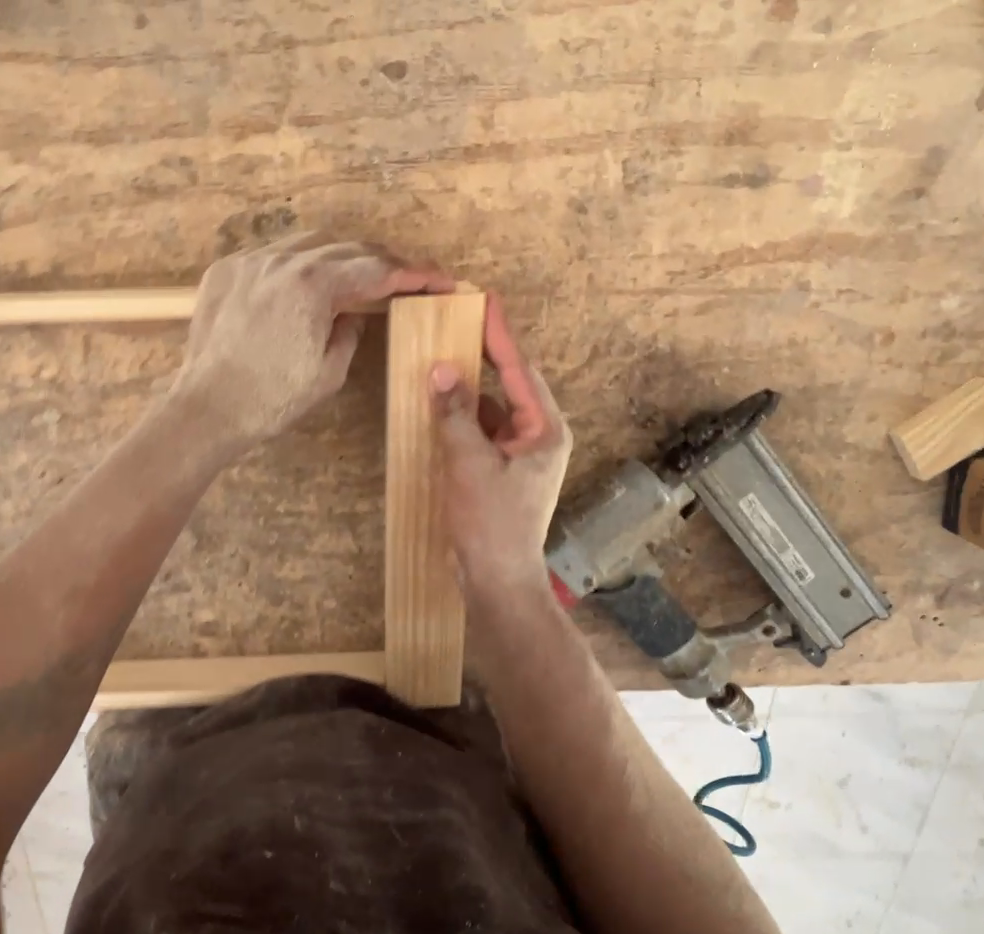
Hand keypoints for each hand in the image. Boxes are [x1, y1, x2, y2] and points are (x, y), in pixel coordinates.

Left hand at [170, 232, 454, 452]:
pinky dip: (297, 264)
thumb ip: (349, 334)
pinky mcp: (226, 271)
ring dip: (339, 256)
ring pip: (307, 243)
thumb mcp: (328, 374)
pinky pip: (272, 256)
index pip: (377, 269)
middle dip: (380, 261)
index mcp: (314, 286)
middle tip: (403, 277)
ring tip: (357, 275)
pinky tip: (305, 283)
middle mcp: (283, 261)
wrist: (207, 409)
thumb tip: (353, 315)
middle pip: (345, 248)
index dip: (414, 274)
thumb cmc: (272, 400)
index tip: (439, 280)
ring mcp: (251, 262)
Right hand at [432, 294, 571, 596]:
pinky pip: (481, 435)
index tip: (483, 300)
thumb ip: (455, 415)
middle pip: (510, 385)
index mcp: (545, 430)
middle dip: (484, 356)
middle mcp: (539, 438)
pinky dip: (461, 421)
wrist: (497, 582)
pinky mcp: (501, 475)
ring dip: (468, 390)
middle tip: (459, 321)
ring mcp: (520, 458)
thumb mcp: (470, 464)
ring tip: (442, 359)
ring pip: (493, 411)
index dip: (500, 334)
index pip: (521, 370)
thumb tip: (442, 371)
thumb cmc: (492, 524)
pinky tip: (438, 410)